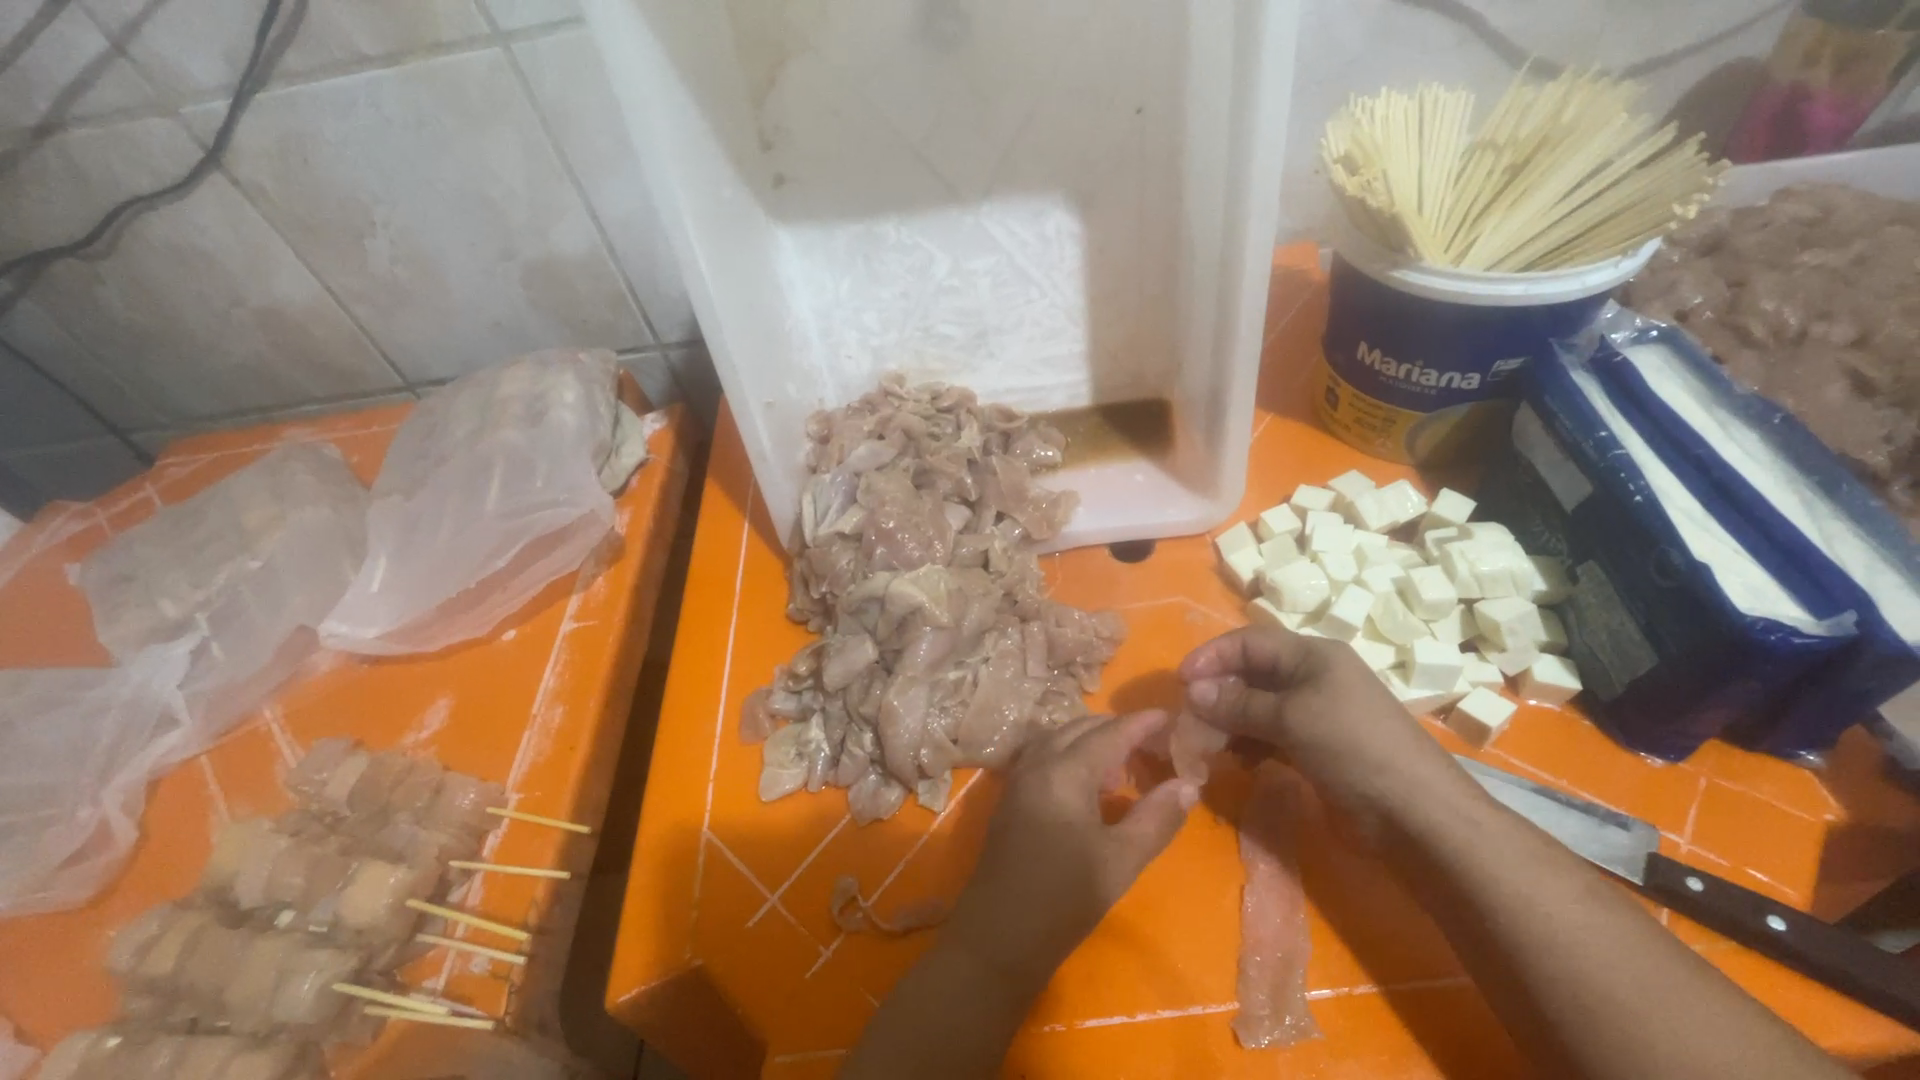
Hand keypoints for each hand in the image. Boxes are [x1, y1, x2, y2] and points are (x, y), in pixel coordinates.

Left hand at [945, 711, 1198, 987]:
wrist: (998, 935)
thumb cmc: (1064, 898)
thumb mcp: (1121, 861)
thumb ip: (1156, 818)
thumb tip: (1188, 784)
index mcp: (1065, 770)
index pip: (1111, 732)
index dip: (1142, 724)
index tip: (1171, 718)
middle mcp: (1038, 762)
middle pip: (1081, 728)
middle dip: (1118, 729)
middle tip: (1154, 745)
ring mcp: (1018, 779)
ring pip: (1058, 739)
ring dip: (1091, 741)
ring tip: (1124, 765)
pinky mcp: (1010, 797)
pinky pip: (1043, 756)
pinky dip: (1070, 755)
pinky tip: (1088, 785)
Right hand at [1178, 626, 1479, 840]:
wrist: (1414, 814)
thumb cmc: (1353, 749)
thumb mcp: (1291, 719)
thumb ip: (1238, 704)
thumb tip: (1192, 691)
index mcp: (1313, 655)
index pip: (1249, 641)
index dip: (1212, 656)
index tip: (1180, 681)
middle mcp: (1312, 678)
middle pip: (1250, 675)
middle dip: (1216, 694)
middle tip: (1188, 721)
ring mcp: (1314, 715)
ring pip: (1255, 708)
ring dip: (1227, 723)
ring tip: (1205, 746)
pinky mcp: (1313, 749)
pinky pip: (1268, 736)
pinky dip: (1247, 745)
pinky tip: (1233, 763)